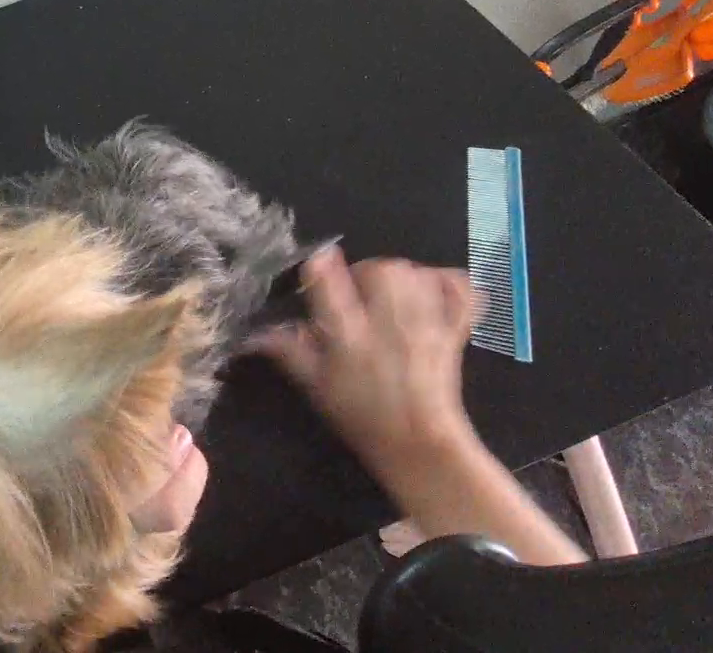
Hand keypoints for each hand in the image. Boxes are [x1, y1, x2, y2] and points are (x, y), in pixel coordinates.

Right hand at [250, 247, 477, 474]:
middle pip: (379, 268)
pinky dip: (448, 282)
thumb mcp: (316, 385)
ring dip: (400, 275)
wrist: (421, 446)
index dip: (320, 266)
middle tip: (357, 292)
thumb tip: (252, 333)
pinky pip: (459, 291)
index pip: (329, 280)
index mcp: (348, 335)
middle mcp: (386, 323)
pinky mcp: (453, 331)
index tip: (316, 267)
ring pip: (415, 273)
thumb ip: (287, 351)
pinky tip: (431, 288)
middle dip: (365, 271)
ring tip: (390, 293)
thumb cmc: (361, 416)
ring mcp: (424, 325)